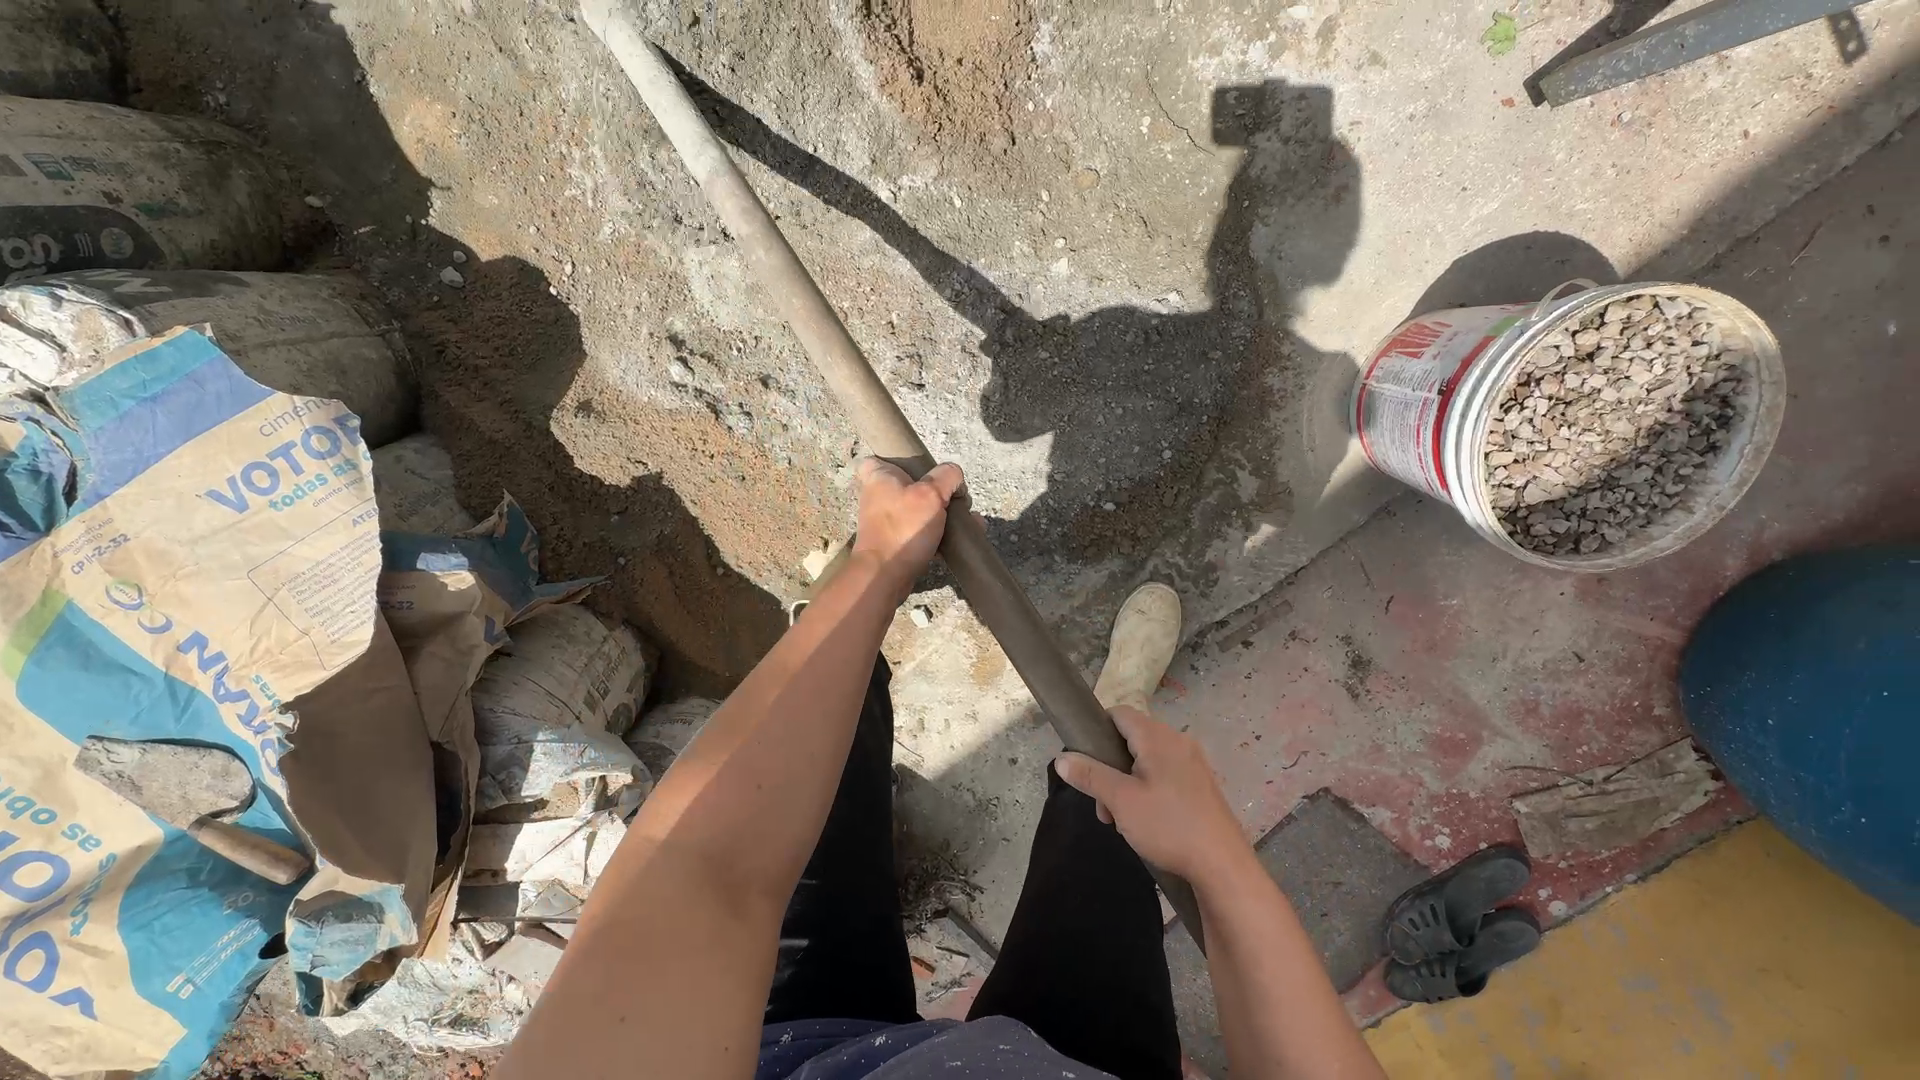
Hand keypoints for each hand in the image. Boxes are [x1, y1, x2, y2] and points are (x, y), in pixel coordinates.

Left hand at [850, 458, 963, 595]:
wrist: (885, 575)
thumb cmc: (904, 529)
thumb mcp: (932, 493)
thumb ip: (948, 476)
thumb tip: (956, 479)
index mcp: (879, 476)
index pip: (881, 457)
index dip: (903, 462)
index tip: (924, 473)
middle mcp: (879, 496)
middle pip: (913, 484)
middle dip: (939, 493)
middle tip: (954, 501)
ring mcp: (887, 520)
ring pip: (921, 509)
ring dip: (944, 515)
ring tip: (968, 522)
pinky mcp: (896, 541)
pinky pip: (922, 532)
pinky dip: (939, 535)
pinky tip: (960, 539)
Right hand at [1055, 707, 1249, 884]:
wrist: (1223, 866)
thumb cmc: (1169, 826)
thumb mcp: (1120, 800)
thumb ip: (1090, 775)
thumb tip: (1061, 758)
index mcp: (1158, 737)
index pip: (1119, 714)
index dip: (1097, 730)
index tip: (1084, 761)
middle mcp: (1178, 741)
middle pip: (1132, 740)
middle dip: (1109, 768)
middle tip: (1103, 805)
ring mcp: (1193, 764)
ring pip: (1147, 762)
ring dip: (1126, 785)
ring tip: (1120, 821)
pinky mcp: (1201, 786)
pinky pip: (1164, 776)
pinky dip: (1147, 792)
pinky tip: (1145, 824)